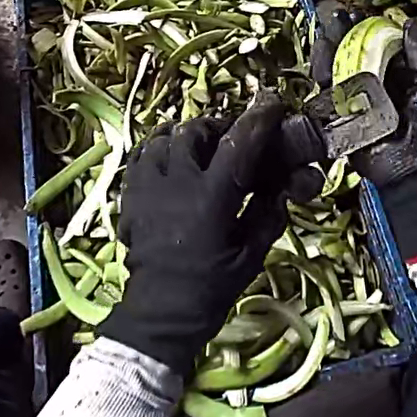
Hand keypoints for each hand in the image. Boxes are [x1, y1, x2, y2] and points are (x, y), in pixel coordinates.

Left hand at [101, 92, 318, 376]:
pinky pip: (140, 159)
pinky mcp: (130, 199)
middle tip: (230, 136)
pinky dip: (157, 151)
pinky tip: (169, 160)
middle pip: (193, 132)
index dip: (258, 119)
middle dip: (216, 126)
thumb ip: (269, 214)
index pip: (237, 144)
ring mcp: (147, 190)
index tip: (272, 103)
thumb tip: (286, 185)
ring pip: (161, 140)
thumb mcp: (252, 253)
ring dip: (183, 137)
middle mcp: (176, 186)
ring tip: (198, 147)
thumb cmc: (212, 287)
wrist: (161, 314)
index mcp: (211, 200)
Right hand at [310, 6, 416, 188]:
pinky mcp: (341, 118)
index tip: (357, 11)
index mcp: (402, 74)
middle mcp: (377, 84)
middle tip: (334, 15)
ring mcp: (357, 101)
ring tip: (326, 29)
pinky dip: (323, 74)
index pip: (380, 44)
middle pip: (353, 53)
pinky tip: (322, 57)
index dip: (368, 26)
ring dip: (329, 48)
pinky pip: (327, 93)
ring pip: (337, 69)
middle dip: (342, 32)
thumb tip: (411, 21)